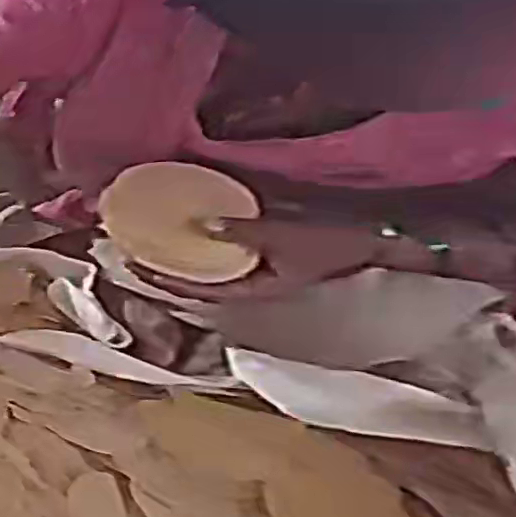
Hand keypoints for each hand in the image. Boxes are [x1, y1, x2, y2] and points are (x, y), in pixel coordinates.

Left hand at [145, 216, 376, 300]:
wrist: (388, 246)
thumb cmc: (339, 245)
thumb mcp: (288, 236)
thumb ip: (244, 232)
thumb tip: (202, 224)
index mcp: (249, 291)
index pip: (190, 290)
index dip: (159, 279)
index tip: (131, 265)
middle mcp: (245, 288)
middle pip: (190, 284)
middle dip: (158, 272)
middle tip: (127, 254)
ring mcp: (253, 277)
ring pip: (201, 274)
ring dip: (174, 263)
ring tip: (143, 248)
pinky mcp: (262, 264)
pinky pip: (217, 263)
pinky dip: (196, 254)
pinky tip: (180, 241)